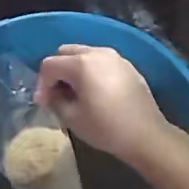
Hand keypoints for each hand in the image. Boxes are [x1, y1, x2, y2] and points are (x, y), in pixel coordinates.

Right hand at [36, 45, 173, 162]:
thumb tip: (51, 94)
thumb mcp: (71, 117)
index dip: (42, 84)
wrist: (146, 135)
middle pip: (66, 53)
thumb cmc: (105, 128)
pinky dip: (91, 71)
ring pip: (84, 54)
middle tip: (56, 94)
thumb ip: (55, 100)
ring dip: (74, 70)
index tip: (43, 103)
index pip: (50, 65)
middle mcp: (98, 53)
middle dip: (57, 72)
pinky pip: (101, 61)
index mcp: (81, 63)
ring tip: (74, 93)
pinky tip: (94, 92)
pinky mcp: (127, 66)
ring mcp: (115, 57)